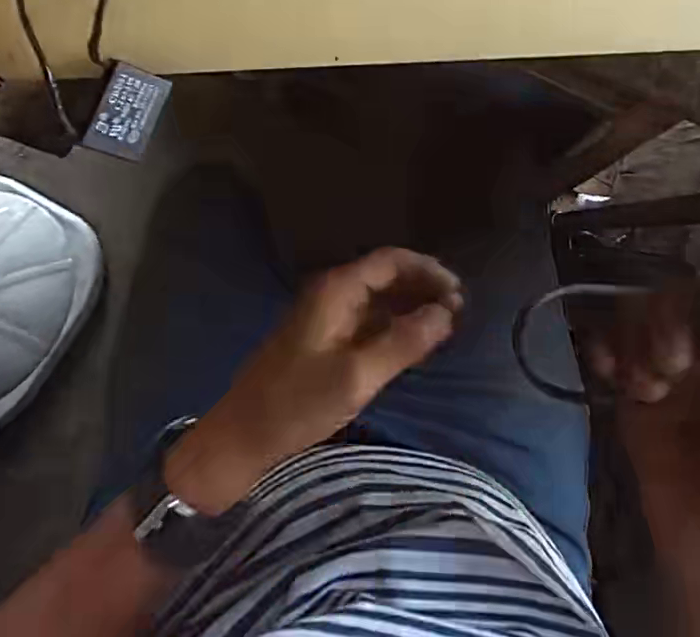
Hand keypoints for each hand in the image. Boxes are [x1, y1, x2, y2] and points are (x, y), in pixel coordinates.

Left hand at [165, 247, 462, 513]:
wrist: (241, 437)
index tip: (458, 292)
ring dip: (412, 306)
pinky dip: (395, 324)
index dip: (428, 270)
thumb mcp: (357, 376)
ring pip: (379, 298)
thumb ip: (403, 342)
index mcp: (337, 290)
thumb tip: (445, 314)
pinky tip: (414, 341)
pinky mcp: (326, 338)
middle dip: (423, 287)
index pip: (391, 261)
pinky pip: (369, 319)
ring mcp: (328, 315)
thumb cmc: (297, 404)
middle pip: (387, 275)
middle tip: (457, 311)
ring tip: (444, 325)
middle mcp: (333, 293)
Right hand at [588, 292, 699, 635]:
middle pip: (686, 299)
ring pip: (645, 316)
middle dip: (670, 317)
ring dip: (636, 336)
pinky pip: (612, 352)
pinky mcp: (634, 396)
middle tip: (670, 362)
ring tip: (645, 385)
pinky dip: (602, 349)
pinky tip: (607, 371)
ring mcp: (672, 374)